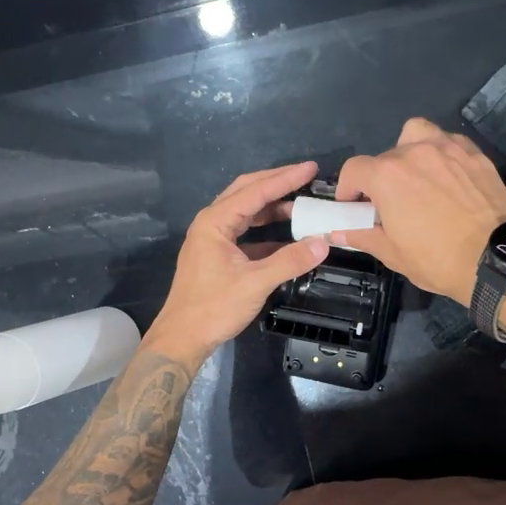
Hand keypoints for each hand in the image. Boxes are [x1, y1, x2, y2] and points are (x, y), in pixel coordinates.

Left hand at [143, 162, 329, 367]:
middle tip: (305, 176)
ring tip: (300, 204)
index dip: (285, 179)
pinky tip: (286, 237)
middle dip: (276, 183)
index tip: (310, 168)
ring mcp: (212, 240)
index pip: (255, 191)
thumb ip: (290, 261)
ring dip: (271, 207)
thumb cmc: (214, 307)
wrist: (183, 336)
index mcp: (215, 222)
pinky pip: (244, 233)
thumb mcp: (256, 283)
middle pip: (246, 193)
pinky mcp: (216, 256)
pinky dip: (265, 231)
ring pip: (245, 213)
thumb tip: (323, 243)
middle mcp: (211, 224)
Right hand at [331, 118, 505, 304]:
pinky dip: (440, 153)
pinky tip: (445, 175)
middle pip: (385, 156)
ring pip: (417, 134)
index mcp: (387, 176)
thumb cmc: (437, 260)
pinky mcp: (475, 154)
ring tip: (416, 175)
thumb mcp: (392, 253)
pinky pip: (449, 142)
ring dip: (409, 150)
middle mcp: (414, 152)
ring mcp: (448, 148)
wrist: (493, 259)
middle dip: (380, 178)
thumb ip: (362, 235)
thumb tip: (338, 231)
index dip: (348, 188)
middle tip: (390, 203)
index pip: (354, 169)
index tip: (352, 205)